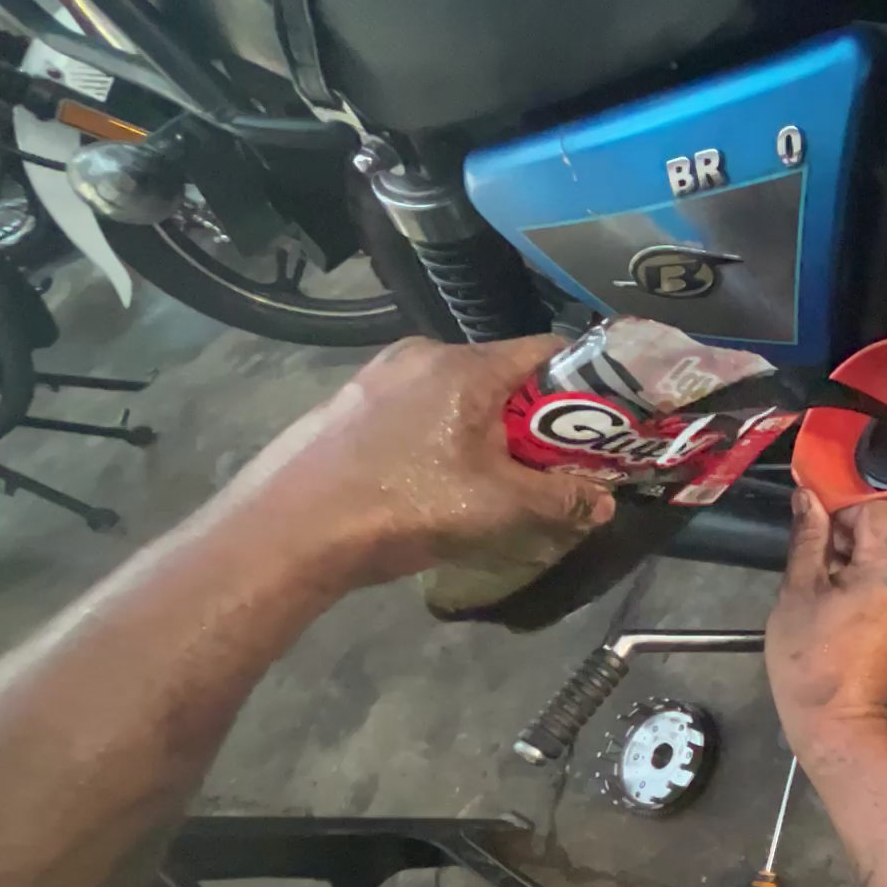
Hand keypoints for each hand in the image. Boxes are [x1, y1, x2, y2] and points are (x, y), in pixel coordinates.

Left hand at [207, 335, 615, 588]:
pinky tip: (441, 474)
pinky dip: (449, 429)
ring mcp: (378, 376)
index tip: (602, 417)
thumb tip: (607, 503)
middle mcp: (423, 355)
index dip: (587, 380)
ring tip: (500, 469)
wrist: (279, 537)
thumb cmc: (403, 506)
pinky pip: (423, 403)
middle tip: (557, 455)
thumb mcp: (500, 507)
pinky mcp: (349, 402)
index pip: (550, 348)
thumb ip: (564, 499)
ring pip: (463, 390)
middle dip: (540, 413)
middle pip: (506, 372)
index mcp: (465, 366)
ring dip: (493, 423)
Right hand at [765, 491, 886, 753]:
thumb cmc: (811, 660)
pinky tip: (838, 560)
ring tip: (823, 541)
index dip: (844, 493)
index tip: (814, 490)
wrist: (838, 719)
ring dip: (863, 528)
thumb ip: (808, 537)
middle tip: (817, 518)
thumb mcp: (799, 591)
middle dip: (856, 508)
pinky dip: (871, 549)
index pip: (877, 504)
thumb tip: (807, 495)